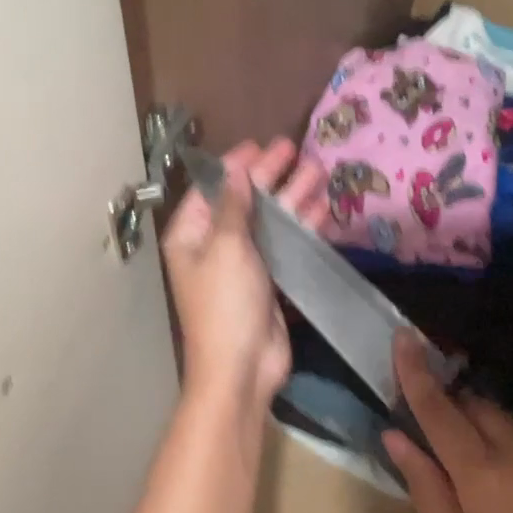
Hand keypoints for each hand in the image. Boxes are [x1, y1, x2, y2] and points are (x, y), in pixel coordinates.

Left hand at [160, 138, 325, 407]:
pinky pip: (284, 245)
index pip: (212, 189)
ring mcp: (242, 264)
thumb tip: (237, 173)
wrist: (241, 367)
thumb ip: (234, 207)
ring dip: (292, 197)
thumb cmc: (225, 304)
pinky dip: (301, 227)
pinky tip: (322, 208)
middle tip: (294, 148)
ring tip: (318, 170)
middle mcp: (213, 245)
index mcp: (190, 235)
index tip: (259, 145)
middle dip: (269, 176)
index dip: (235, 165)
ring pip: (268, 221)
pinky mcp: (268, 281)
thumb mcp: (226, 248)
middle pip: (243, 201)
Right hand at [381, 332, 512, 512]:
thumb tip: (396, 437)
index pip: (439, 408)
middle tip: (443, 436)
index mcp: (481, 475)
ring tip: (495, 486)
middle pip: (477, 406)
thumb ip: (425, 490)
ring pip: (512, 428)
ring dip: (492, 438)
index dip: (415, 371)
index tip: (404, 335)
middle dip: (455, 409)